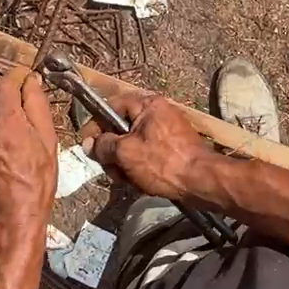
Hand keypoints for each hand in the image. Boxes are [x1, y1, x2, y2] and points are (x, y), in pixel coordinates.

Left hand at [0, 69, 57, 234]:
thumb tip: (32, 81)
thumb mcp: (49, 143)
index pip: (5, 84)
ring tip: (8, 106)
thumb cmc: (37, 183)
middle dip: (1, 81)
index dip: (18, 74)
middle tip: (17, 88)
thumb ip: (38, 107)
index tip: (27, 76)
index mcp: (9, 130)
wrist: (11, 216)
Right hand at [82, 91, 218, 201]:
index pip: (111, 107)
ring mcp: (166, 130)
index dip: (95, 125)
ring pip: (132, 144)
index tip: (87, 144)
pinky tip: (141, 183)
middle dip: (112, 151)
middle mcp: (157, 112)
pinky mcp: (172, 147)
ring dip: (125, 163)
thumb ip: (103, 145)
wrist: (201, 181)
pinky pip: (146, 153)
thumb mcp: (126, 153)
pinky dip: (139, 167)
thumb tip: (89, 144)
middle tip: (112, 169)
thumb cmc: (163, 163)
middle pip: (121, 128)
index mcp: (147, 104)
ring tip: (128, 180)